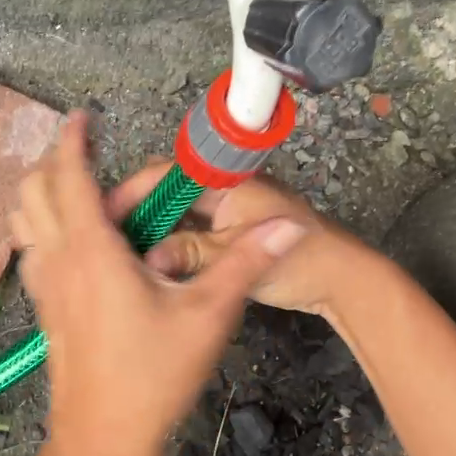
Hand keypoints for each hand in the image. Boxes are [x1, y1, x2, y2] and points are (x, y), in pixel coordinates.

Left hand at [10, 112, 305, 455]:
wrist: (102, 439)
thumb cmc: (153, 376)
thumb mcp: (207, 315)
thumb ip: (246, 264)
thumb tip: (290, 227)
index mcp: (92, 250)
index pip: (71, 176)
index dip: (73, 140)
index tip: (82, 116)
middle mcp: (58, 259)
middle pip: (32, 190)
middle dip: (54, 161)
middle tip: (89, 153)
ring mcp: (44, 285)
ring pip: (23, 220)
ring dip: (42, 194)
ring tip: (81, 190)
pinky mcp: (44, 307)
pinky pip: (31, 250)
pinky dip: (42, 227)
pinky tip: (77, 241)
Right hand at [108, 164, 387, 316]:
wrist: (344, 282)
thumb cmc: (299, 262)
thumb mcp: (238, 258)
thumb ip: (191, 255)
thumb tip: (147, 259)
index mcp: (227, 182)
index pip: (169, 173)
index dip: (137, 190)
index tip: (111, 212)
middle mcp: (226, 188)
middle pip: (172, 191)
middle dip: (142, 210)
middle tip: (112, 234)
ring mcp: (230, 210)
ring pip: (181, 214)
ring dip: (157, 228)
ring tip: (126, 250)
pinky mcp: (234, 233)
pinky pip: (194, 231)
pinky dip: (175, 242)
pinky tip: (155, 262)